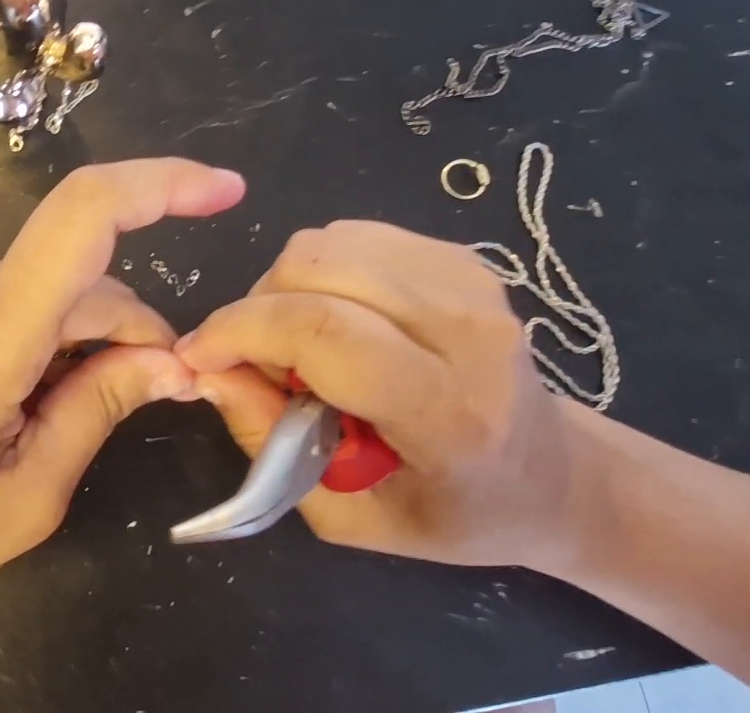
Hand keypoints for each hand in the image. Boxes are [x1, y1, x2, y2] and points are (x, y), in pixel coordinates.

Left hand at [0, 159, 244, 632]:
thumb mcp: (25, 497)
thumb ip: (102, 410)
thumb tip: (174, 362)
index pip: (83, 219)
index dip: (163, 185)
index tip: (223, 189)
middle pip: (79, 278)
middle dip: (123, 333)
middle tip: (129, 403)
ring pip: (45, 285)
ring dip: (71, 337)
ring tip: (41, 415)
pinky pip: (5, 288)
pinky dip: (33, 328)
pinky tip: (10, 390)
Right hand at [176, 220, 584, 569]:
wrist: (550, 472)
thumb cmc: (449, 509)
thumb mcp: (345, 514)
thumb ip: (268, 442)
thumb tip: (207, 370)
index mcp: (448, 412)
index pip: (327, 333)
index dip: (242, 331)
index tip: (200, 356)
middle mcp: (466, 330)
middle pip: (316, 270)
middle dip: (256, 308)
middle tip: (254, 359)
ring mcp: (468, 281)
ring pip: (325, 242)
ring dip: (285, 288)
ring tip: (299, 339)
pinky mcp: (460, 255)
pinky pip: (348, 235)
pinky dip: (317, 270)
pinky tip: (334, 314)